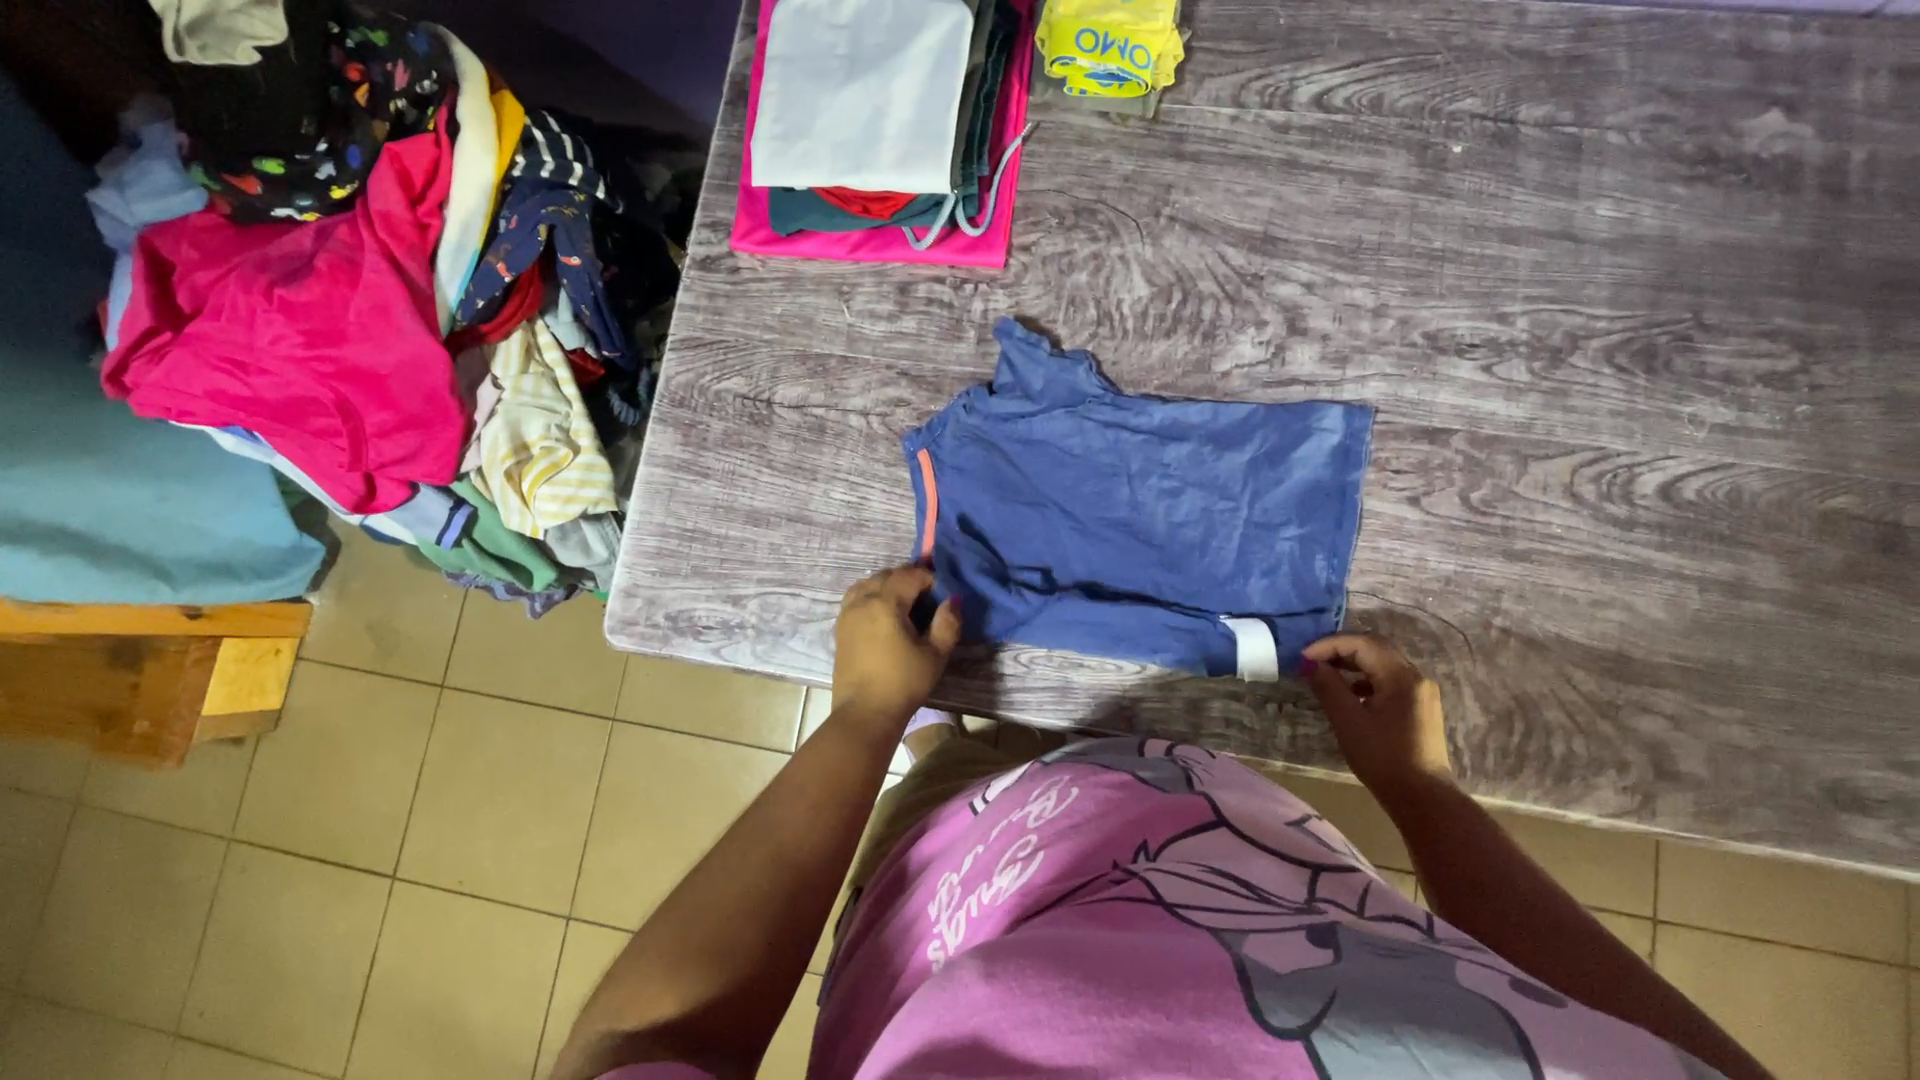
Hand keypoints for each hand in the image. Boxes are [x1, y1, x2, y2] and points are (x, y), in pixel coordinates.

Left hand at [832, 565, 960, 726]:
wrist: (865, 713)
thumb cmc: (904, 683)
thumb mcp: (935, 654)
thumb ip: (947, 622)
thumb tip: (952, 599)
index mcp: (885, 602)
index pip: (910, 574)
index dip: (929, 578)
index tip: (942, 594)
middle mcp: (862, 600)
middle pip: (887, 575)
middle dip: (909, 579)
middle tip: (927, 599)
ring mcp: (847, 613)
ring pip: (868, 583)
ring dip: (888, 585)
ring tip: (905, 604)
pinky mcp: (840, 628)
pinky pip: (856, 597)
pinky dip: (871, 595)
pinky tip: (884, 615)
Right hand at [1302, 634, 1452, 799]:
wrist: (1422, 796)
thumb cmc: (1383, 758)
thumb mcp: (1348, 720)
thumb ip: (1328, 686)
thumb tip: (1311, 664)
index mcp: (1402, 677)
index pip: (1363, 643)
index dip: (1329, 645)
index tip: (1303, 657)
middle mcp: (1416, 677)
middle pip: (1375, 647)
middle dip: (1341, 648)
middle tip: (1312, 659)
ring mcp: (1421, 691)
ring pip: (1382, 662)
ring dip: (1353, 662)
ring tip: (1326, 672)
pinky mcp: (1419, 705)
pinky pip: (1389, 679)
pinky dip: (1366, 678)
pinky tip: (1350, 692)